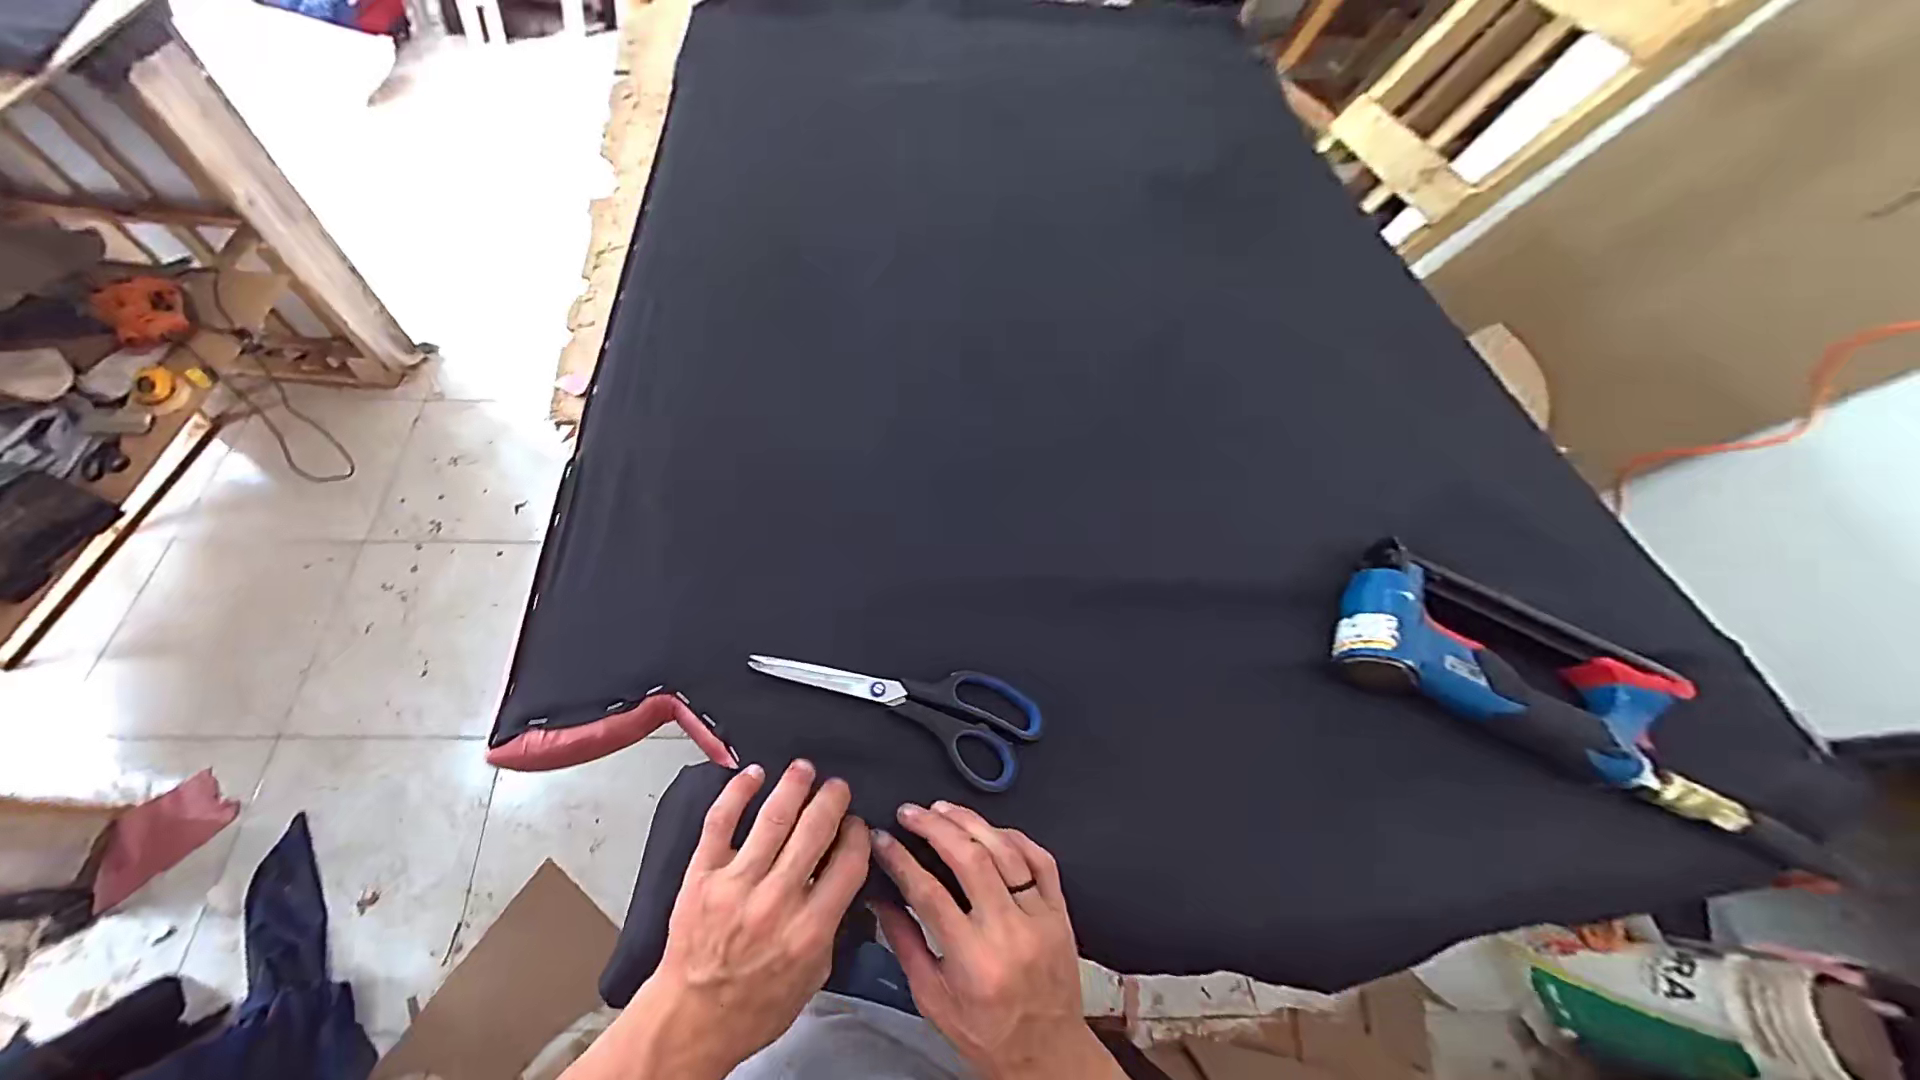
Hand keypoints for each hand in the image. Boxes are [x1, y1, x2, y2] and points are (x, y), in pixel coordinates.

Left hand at [567, 760, 868, 1079]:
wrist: (688, 1022)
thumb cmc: (751, 1005)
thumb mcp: (814, 975)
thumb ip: (833, 924)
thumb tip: (845, 878)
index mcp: (808, 929)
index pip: (848, 861)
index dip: (858, 833)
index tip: (856, 824)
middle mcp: (775, 902)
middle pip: (815, 829)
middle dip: (833, 799)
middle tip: (837, 787)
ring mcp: (735, 885)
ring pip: (773, 817)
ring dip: (794, 785)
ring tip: (804, 768)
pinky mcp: (701, 876)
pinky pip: (720, 822)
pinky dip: (737, 792)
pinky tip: (752, 774)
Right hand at [870, 802, 1122, 1079]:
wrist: (1048, 1054)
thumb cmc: (988, 1033)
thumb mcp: (932, 999)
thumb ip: (905, 943)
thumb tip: (882, 898)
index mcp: (974, 961)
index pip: (929, 893)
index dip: (901, 859)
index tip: (883, 839)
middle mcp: (1009, 933)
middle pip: (970, 859)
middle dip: (935, 827)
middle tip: (912, 812)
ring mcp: (1039, 917)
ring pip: (1005, 850)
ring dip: (971, 822)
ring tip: (943, 808)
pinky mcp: (1059, 910)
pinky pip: (1040, 858)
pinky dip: (1014, 835)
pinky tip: (990, 828)